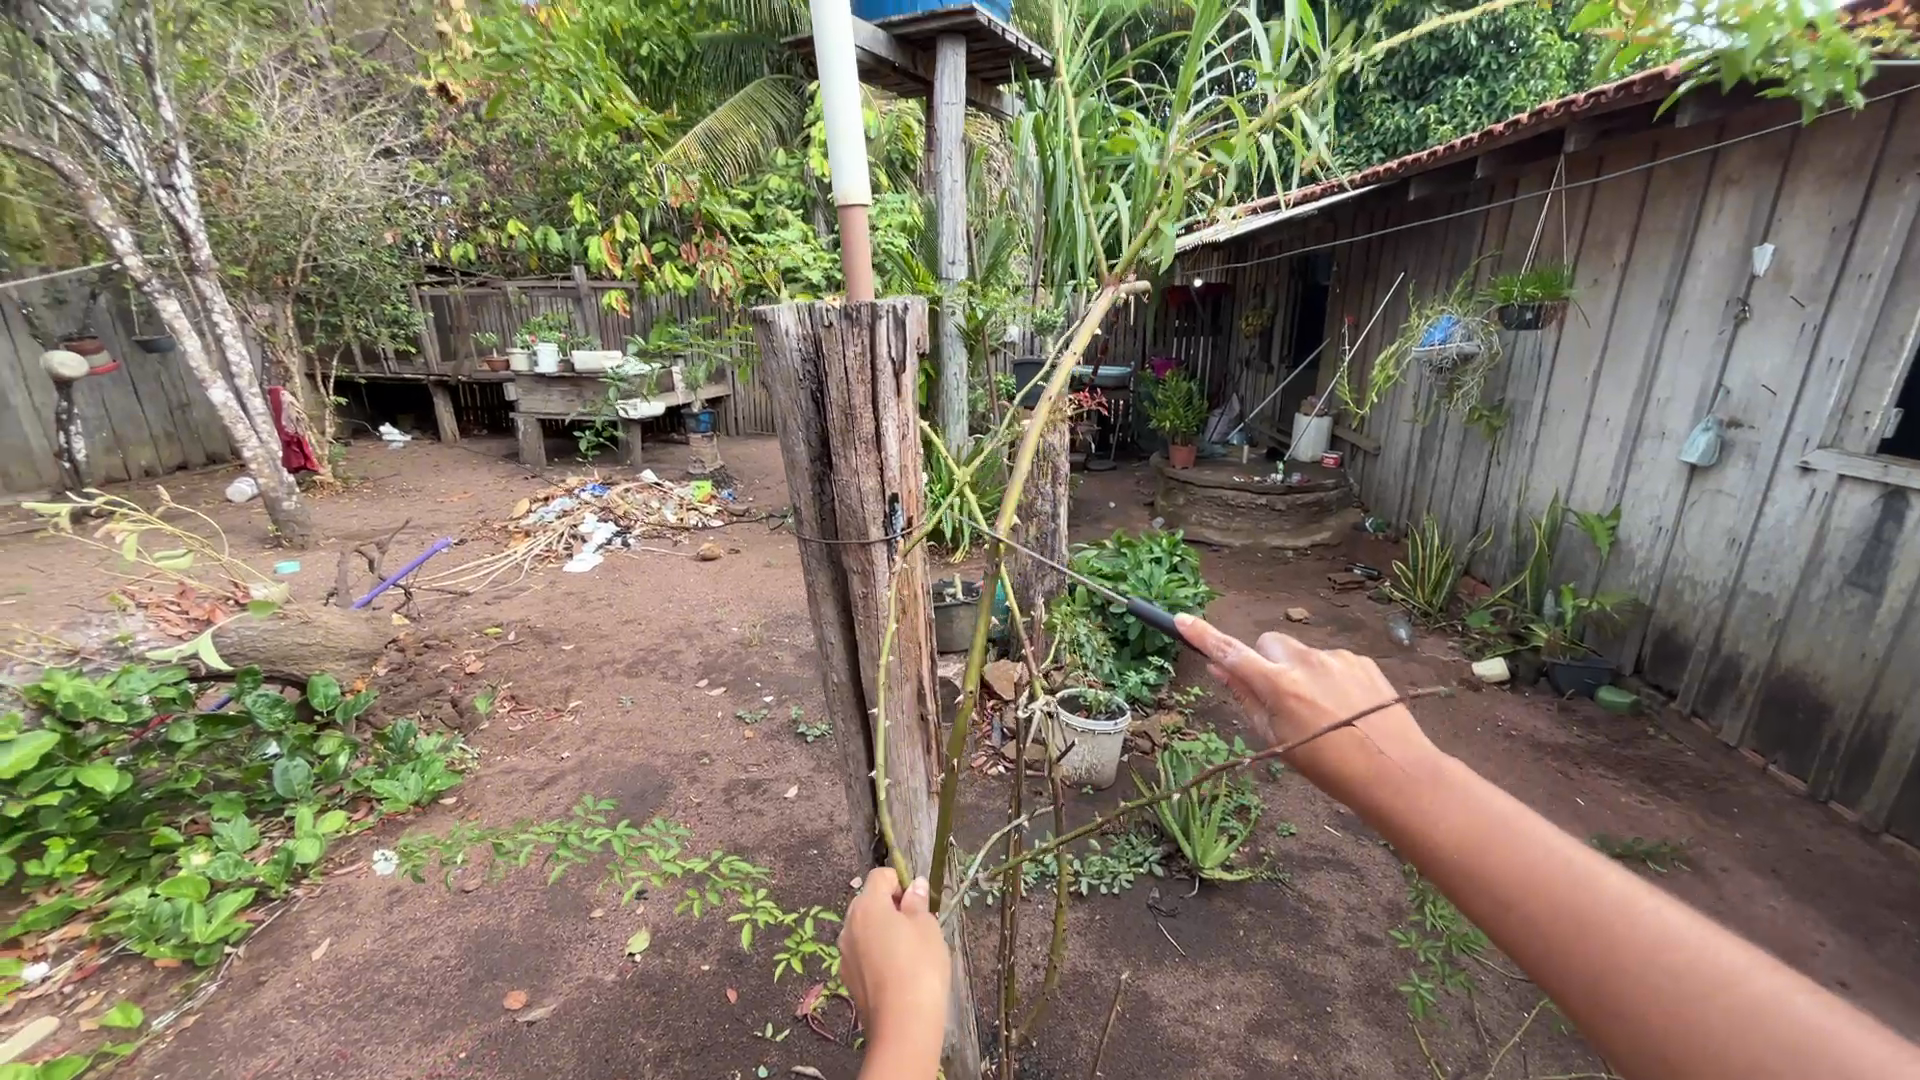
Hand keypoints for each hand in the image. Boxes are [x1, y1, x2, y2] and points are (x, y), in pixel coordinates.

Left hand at [839, 867, 948, 1066]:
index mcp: (867, 906)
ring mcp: (845, 954)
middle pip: (869, 901)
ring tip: (909, 952)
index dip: (901, 881)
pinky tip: (897, 973)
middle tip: (917, 926)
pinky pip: (863, 953)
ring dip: (883, 931)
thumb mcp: (927, 927)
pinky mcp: (847, 979)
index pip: (880, 876)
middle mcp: (849, 925)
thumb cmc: (919, 967)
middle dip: (891, 906)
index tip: (918, 902)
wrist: (903, 1026)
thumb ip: (917, 902)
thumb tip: (914, 885)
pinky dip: (876, 954)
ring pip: (865, 929)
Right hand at [1176, 614, 1439, 799]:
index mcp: (1278, 685)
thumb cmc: (1327, 765)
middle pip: (1267, 643)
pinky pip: (1330, 659)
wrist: (1395, 771)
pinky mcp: (1361, 660)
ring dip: (1299, 671)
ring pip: (1300, 653)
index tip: (1181, 620)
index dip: (1203, 636)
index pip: (1229, 652)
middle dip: (1265, 660)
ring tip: (1321, 710)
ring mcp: (1336, 658)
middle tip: (1278, 694)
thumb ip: (1245, 697)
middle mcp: (1304, 662)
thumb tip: (1219, 668)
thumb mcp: (1274, 737)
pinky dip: (1328, 676)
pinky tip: (1344, 706)